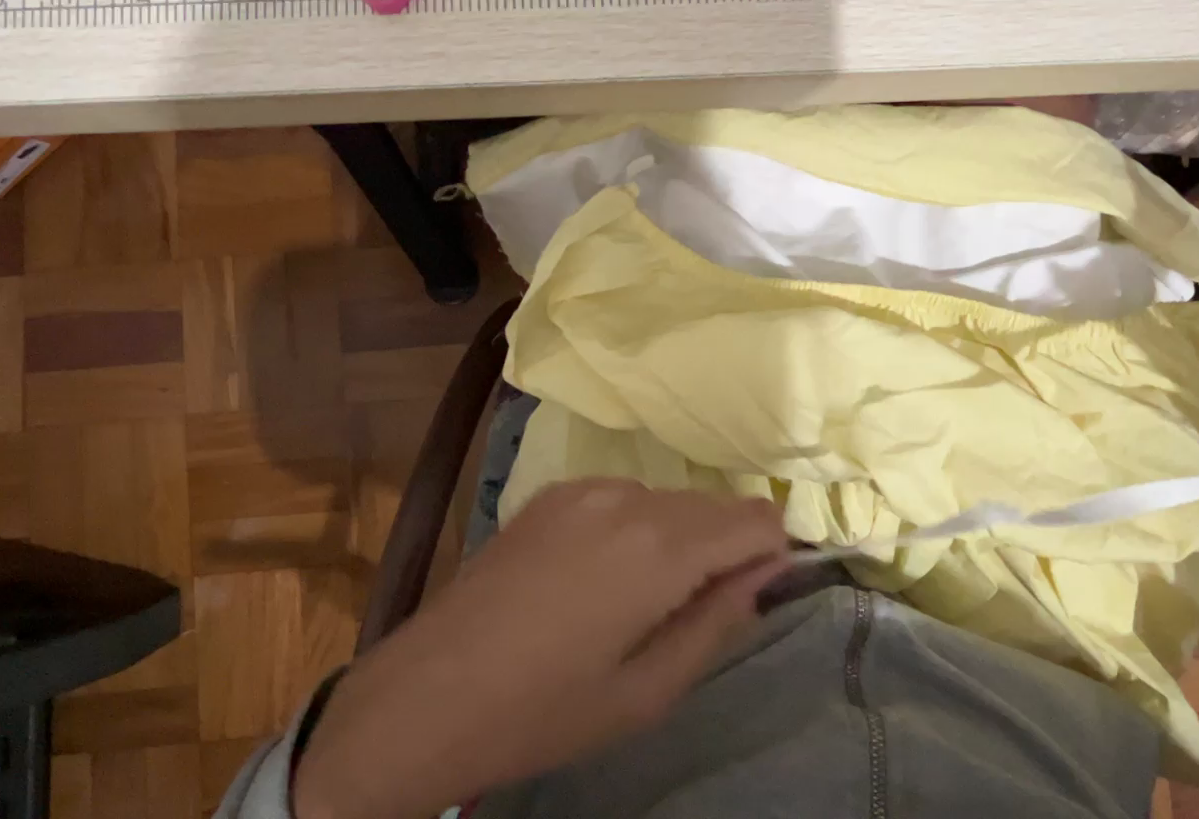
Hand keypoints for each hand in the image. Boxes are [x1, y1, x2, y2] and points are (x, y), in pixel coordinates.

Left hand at [291, 479, 789, 818]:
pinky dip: (635, 527)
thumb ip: (718, 620)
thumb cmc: (545, 709)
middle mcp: (626, 498)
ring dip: (678, 538)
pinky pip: (622, 498)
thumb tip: (765, 573)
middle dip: (726, 548)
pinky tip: (597, 578)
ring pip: (668, 499)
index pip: (756, 518)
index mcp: (659, 548)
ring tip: (639, 601)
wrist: (427, 693)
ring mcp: (582, 490)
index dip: (771, 551)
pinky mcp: (549, 494)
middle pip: (713, 505)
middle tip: (696, 613)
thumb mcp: (649, 690)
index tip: (754, 594)